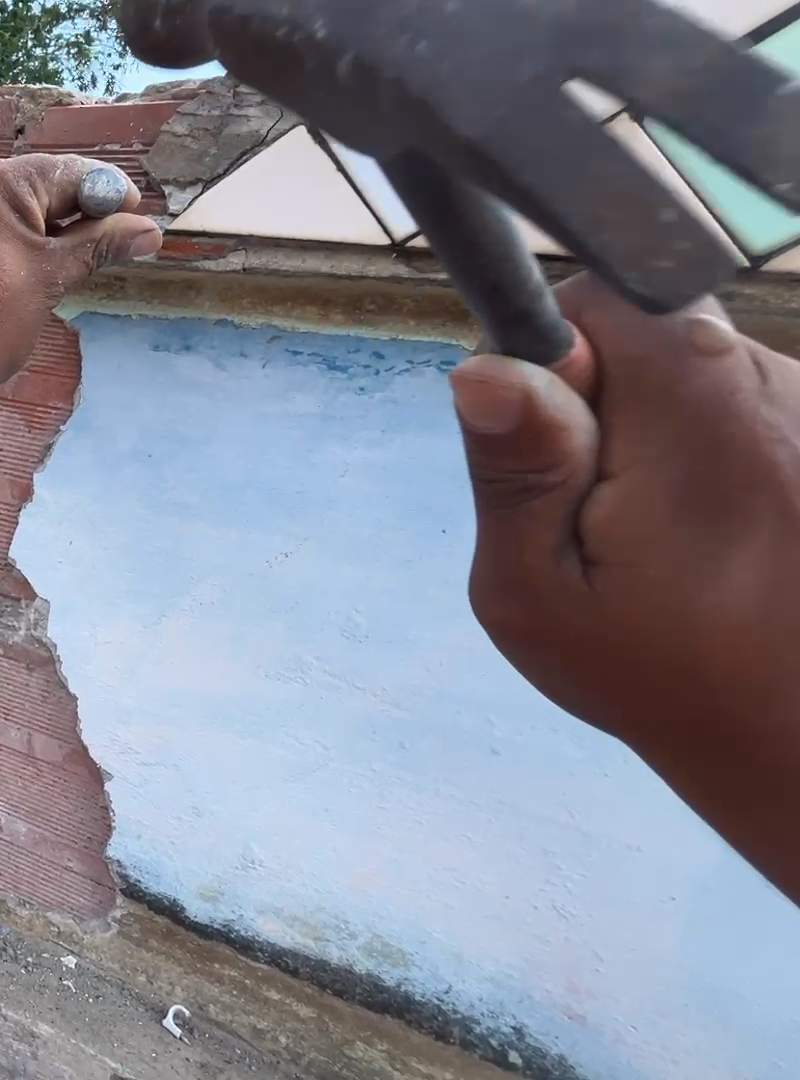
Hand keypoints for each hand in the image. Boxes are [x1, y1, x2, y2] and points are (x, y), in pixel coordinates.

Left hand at [0, 154, 161, 411]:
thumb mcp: (48, 281)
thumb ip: (96, 246)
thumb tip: (150, 232)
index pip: (62, 172)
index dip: (104, 192)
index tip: (136, 213)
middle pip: (27, 187)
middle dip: (66, 214)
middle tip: (103, 244)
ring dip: (32, 230)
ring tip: (58, 266)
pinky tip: (14, 270)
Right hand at [452, 274, 799, 894]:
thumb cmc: (648, 671)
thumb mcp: (531, 586)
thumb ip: (515, 471)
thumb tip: (481, 368)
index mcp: (697, 424)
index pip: (600, 304)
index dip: (543, 359)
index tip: (538, 446)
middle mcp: (788, 393)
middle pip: (648, 331)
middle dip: (591, 399)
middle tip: (579, 508)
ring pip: (694, 366)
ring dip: (643, 429)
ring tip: (642, 528)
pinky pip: (742, 403)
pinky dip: (697, 449)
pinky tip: (700, 529)